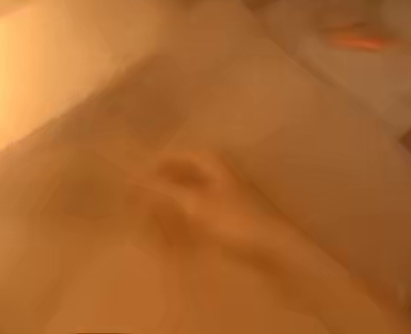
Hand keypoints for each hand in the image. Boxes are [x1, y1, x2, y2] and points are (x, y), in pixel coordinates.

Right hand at [142, 152, 309, 271]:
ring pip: (189, 197)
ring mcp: (226, 193)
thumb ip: (163, 190)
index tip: (130, 187)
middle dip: (159, 192)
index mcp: (208, 159)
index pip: (170, 157)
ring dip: (171, 210)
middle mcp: (216, 170)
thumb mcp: (195, 205)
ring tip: (154, 227)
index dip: (150, 170)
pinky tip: (178, 239)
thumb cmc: (237, 221)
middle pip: (180, 176)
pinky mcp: (233, 217)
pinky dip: (186, 224)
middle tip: (140, 210)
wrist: (280, 253)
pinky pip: (200, 215)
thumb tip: (134, 177)